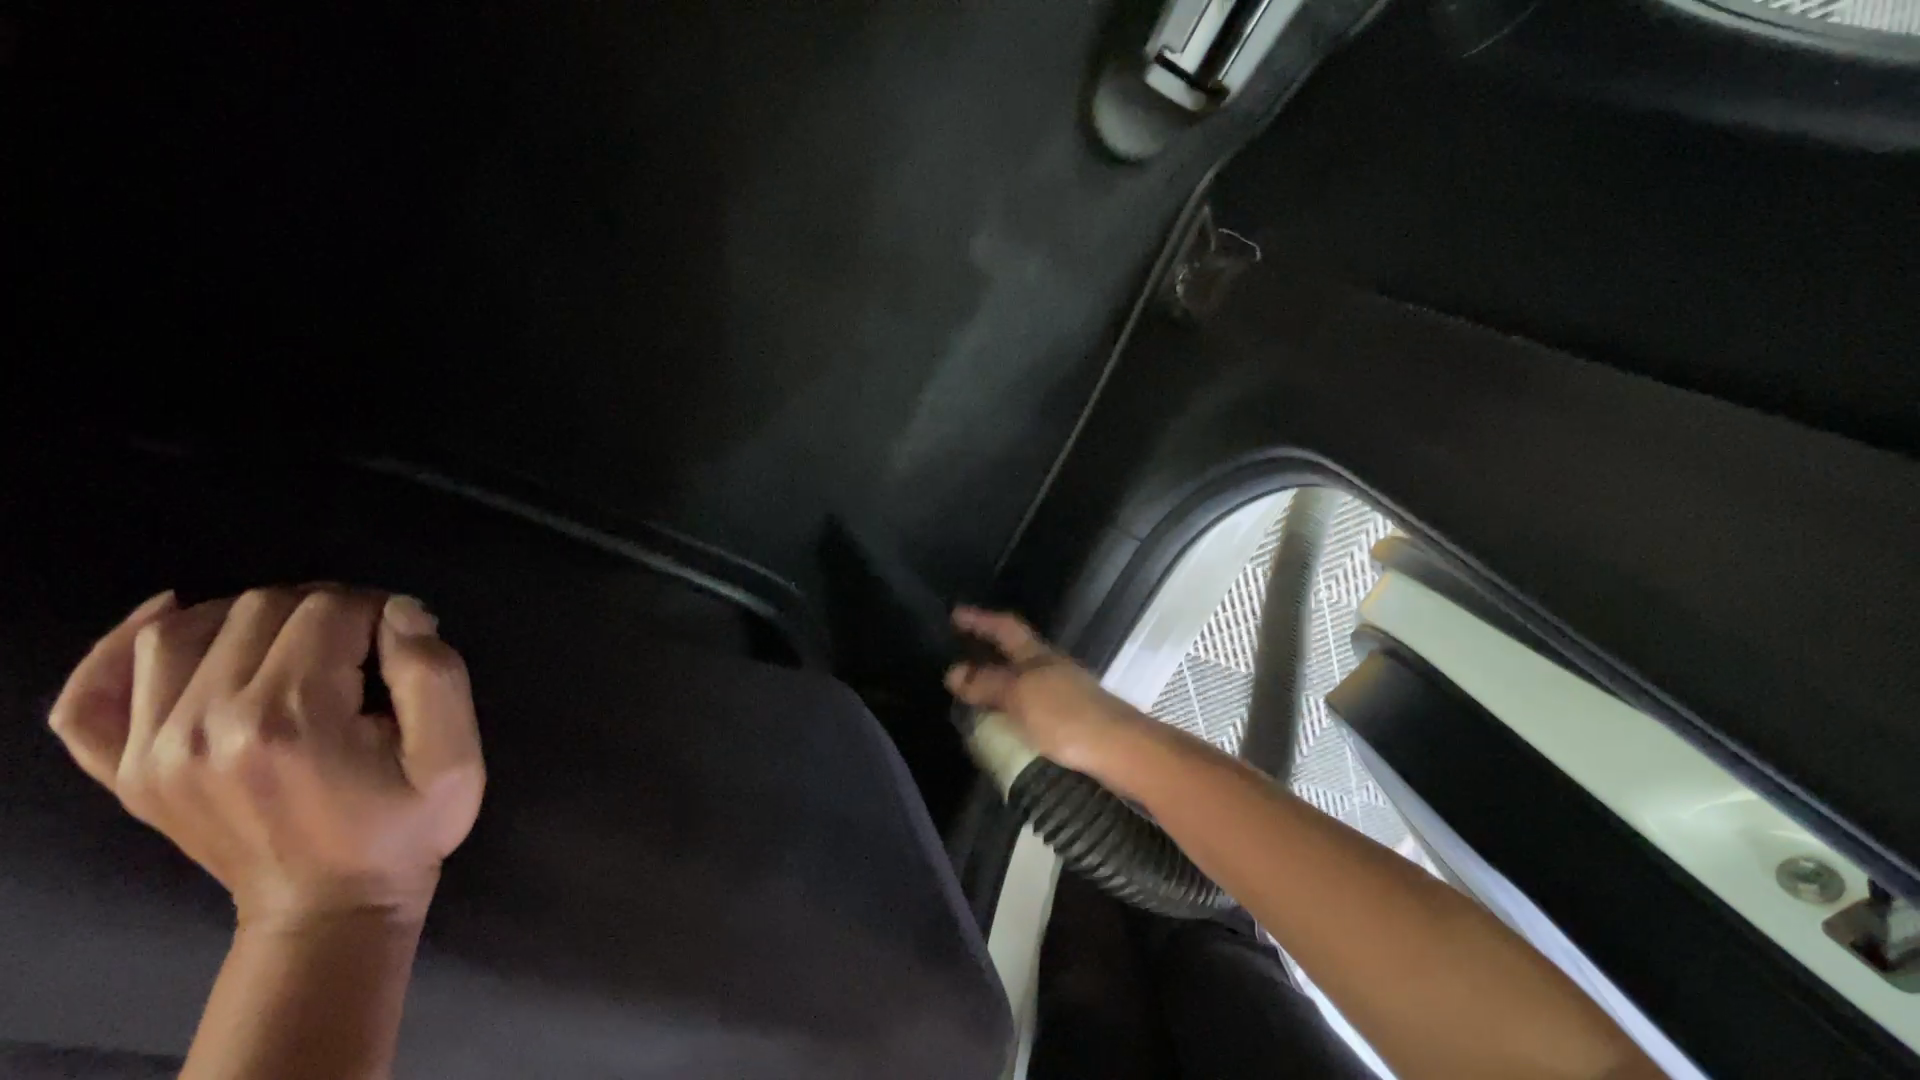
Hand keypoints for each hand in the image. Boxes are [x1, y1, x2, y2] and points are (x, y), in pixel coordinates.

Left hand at [49, 587, 484, 929]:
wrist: (331, 910)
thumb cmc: (404, 830)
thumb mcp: (455, 759)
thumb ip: (435, 673)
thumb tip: (398, 611)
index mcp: (292, 719)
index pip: (330, 609)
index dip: (378, 611)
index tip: (403, 643)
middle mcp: (206, 725)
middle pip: (259, 609)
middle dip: (322, 609)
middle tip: (362, 645)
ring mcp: (153, 751)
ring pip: (179, 632)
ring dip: (245, 616)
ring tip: (293, 640)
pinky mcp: (128, 772)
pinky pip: (91, 697)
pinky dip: (116, 648)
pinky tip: (169, 620)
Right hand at [943, 606, 1148, 774]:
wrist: (1120, 750)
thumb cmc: (1067, 715)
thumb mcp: (1020, 696)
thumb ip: (987, 684)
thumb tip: (953, 671)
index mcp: (1039, 656)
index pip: (1005, 628)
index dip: (980, 620)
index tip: (955, 614)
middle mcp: (1053, 669)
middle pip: (1016, 653)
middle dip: (988, 652)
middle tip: (958, 657)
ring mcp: (1064, 695)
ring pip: (1024, 681)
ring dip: (999, 683)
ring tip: (972, 696)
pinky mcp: (1070, 722)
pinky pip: (1031, 706)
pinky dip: (1012, 709)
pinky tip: (1003, 725)